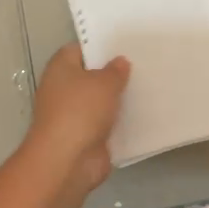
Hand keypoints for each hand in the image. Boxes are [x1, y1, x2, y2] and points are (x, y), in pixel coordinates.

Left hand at [25, 43, 129, 187]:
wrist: (68, 160)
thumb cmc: (81, 111)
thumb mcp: (104, 83)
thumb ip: (115, 71)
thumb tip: (119, 61)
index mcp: (61, 69)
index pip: (79, 49)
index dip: (100, 47)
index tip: (125, 47)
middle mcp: (63, 89)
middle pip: (90, 76)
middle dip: (113, 74)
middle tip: (142, 67)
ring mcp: (73, 115)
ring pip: (99, 102)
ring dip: (118, 100)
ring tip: (148, 88)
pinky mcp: (84, 137)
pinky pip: (105, 124)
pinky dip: (119, 122)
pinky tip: (142, 115)